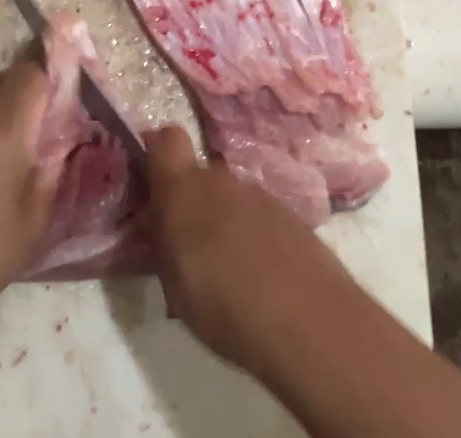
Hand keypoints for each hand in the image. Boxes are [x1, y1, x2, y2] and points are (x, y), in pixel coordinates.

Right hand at [143, 127, 355, 372]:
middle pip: (199, 175)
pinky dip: (254, 236)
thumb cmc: (222, 303)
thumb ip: (161, 247)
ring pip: (231, 198)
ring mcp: (261, 196)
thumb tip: (155, 233)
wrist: (308, 321)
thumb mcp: (172, 285)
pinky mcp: (293, 216)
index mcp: (184, 190)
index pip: (165, 140)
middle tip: (187, 246)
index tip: (152, 186)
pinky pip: (259, 217)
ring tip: (227, 270)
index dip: (157, 155)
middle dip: (191, 202)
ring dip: (224, 221)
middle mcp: (222, 181)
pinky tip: (260, 276)